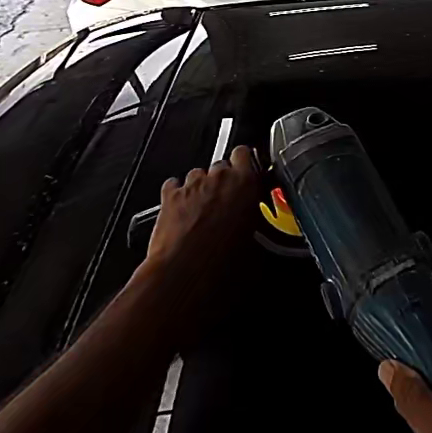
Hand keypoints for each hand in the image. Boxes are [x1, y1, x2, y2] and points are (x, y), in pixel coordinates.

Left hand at [143, 145, 261, 280]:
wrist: (184, 278)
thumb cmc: (221, 267)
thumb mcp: (257, 252)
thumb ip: (261, 232)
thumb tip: (262, 243)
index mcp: (245, 184)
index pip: (245, 153)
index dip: (244, 164)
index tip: (247, 177)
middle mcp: (218, 178)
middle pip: (221, 166)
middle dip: (224, 181)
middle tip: (227, 205)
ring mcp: (192, 185)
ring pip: (198, 174)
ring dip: (202, 189)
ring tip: (204, 214)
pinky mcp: (169, 195)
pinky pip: (174, 185)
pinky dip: (178, 195)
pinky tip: (182, 214)